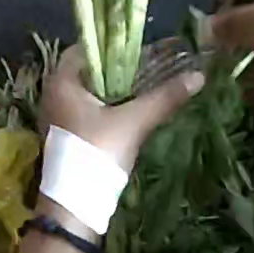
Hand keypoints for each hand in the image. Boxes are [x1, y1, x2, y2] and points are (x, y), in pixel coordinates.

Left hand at [38, 45, 203, 171]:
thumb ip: (164, 98)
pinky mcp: (68, 137)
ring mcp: (59, 117)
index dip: (117, 47)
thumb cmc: (97, 154)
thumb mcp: (134, 122)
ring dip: (118, 92)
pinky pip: (90, 113)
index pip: (89, 48)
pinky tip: (133, 115)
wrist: (74, 205)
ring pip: (92, 95)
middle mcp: (55, 94)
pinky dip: (111, 110)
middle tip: (152, 69)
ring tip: (148, 90)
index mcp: (62, 81)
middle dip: (121, 70)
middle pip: (92, 71)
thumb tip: (199, 76)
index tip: (144, 51)